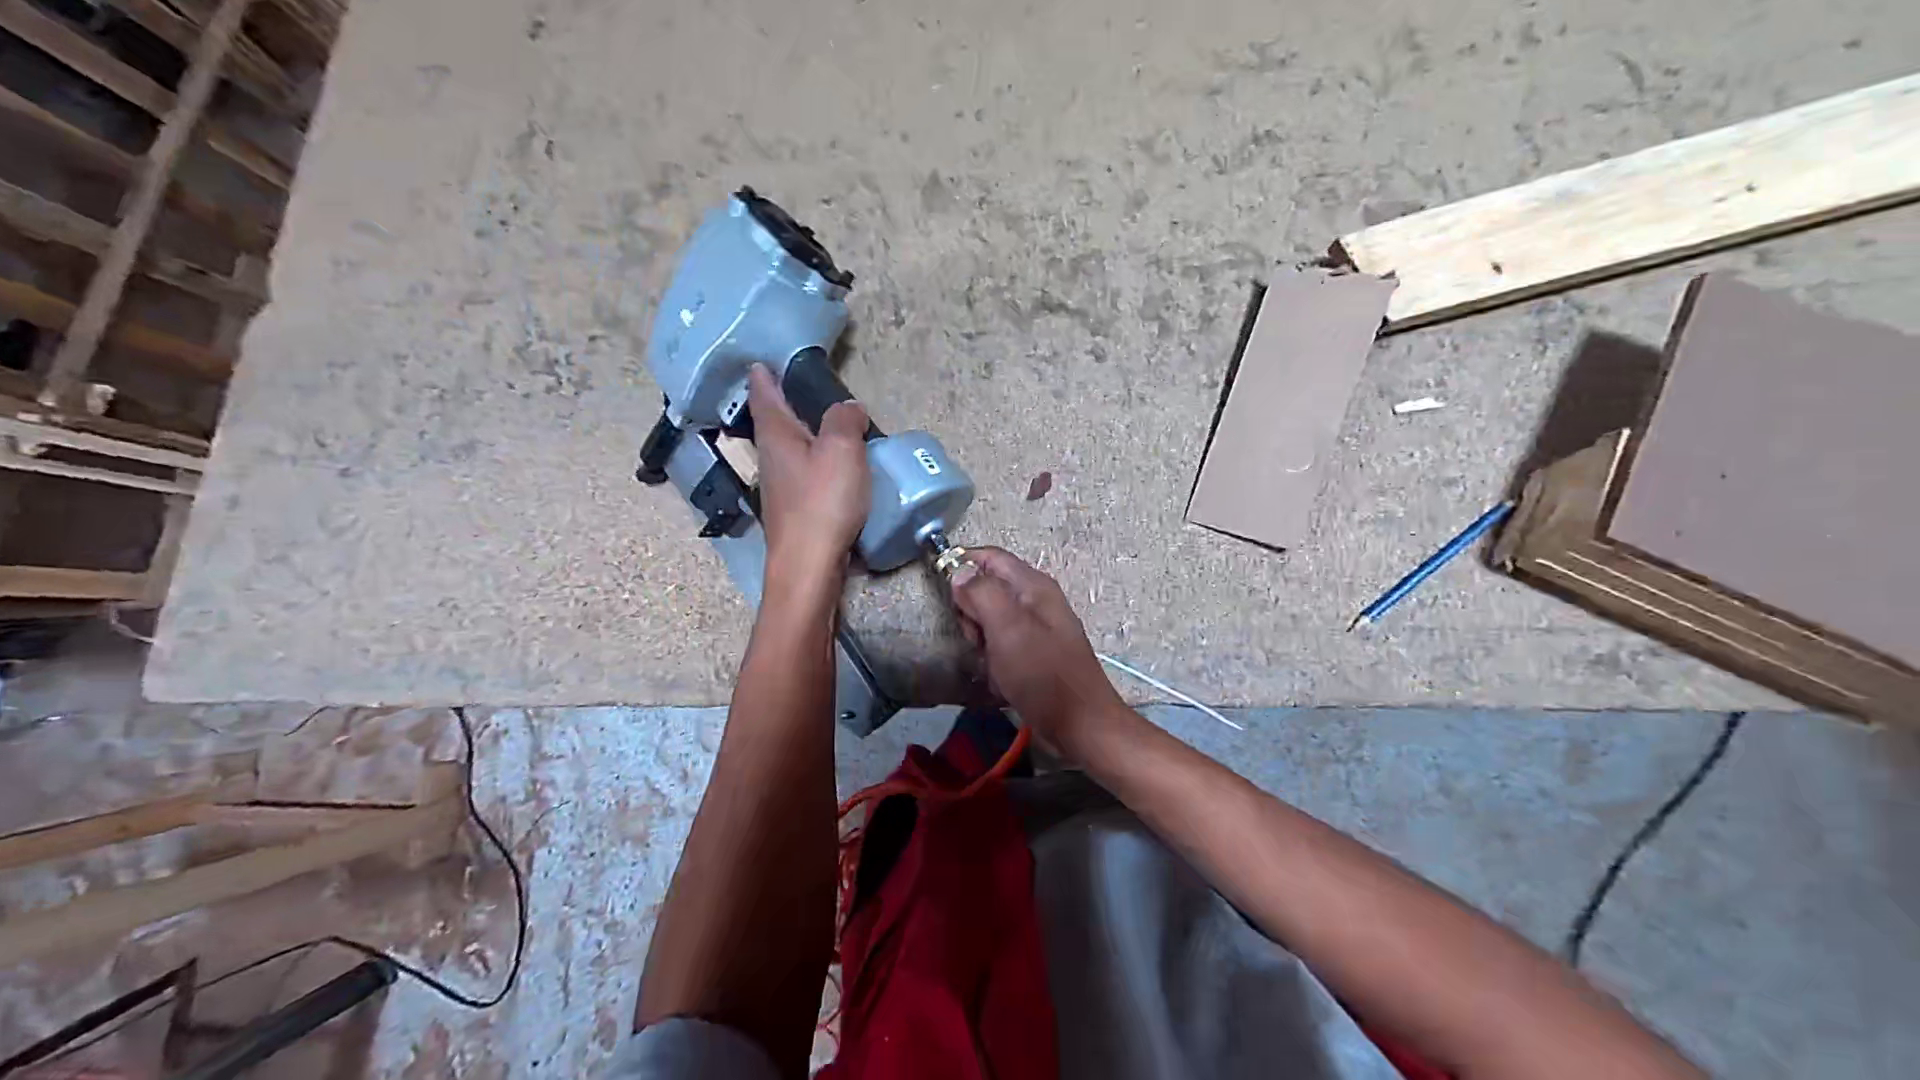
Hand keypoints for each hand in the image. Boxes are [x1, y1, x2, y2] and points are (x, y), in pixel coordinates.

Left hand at [747, 365, 870, 580]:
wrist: (808, 564)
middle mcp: (771, 458)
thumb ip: (845, 420)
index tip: (762, 362)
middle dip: (785, 404)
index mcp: (776, 435)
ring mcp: (780, 488)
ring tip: (830, 427)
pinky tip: (838, 470)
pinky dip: (818, 464)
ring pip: (791, 451)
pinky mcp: (795, 511)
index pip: (764, 395)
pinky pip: (806, 476)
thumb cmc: (822, 501)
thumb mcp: (841, 449)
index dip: (764, 376)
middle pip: (775, 423)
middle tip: (804, 389)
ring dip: (806, 436)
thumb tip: (849, 408)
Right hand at [948, 547, 1127, 761]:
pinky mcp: (1034, 654)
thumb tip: (959, 571)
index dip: (961, 566)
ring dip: (981, 640)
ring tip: (991, 662)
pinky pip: (1000, 645)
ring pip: (990, 620)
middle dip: (970, 611)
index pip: (988, 557)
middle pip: (986, 588)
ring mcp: (1036, 628)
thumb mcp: (1007, 628)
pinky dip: (994, 660)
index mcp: (1033, 585)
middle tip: (976, 637)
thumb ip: (981, 593)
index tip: (944, 593)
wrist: (1080, 725)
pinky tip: (1001, 678)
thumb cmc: (1043, 674)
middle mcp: (1035, 600)